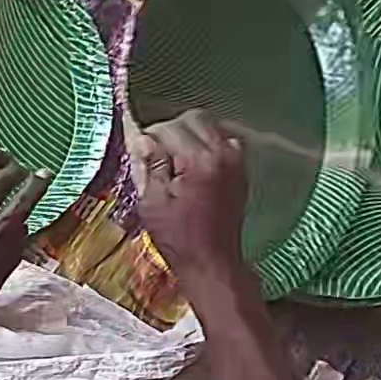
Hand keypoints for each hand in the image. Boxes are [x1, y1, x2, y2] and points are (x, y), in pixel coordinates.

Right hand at [132, 109, 249, 279]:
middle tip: (154, 155)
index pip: (170, 128)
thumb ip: (150, 167)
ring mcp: (236, 160)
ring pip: (209, 125)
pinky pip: (221, 141)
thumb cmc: (178, 238)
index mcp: (199, 162)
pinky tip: (190, 169)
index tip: (139, 153)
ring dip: (188, 136)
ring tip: (172, 163)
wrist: (211, 261)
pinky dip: (204, 146)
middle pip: (193, 118)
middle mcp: (223, 153)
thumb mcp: (152, 204)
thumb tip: (144, 140)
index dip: (149, 138)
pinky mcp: (240, 169)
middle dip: (170, 130)